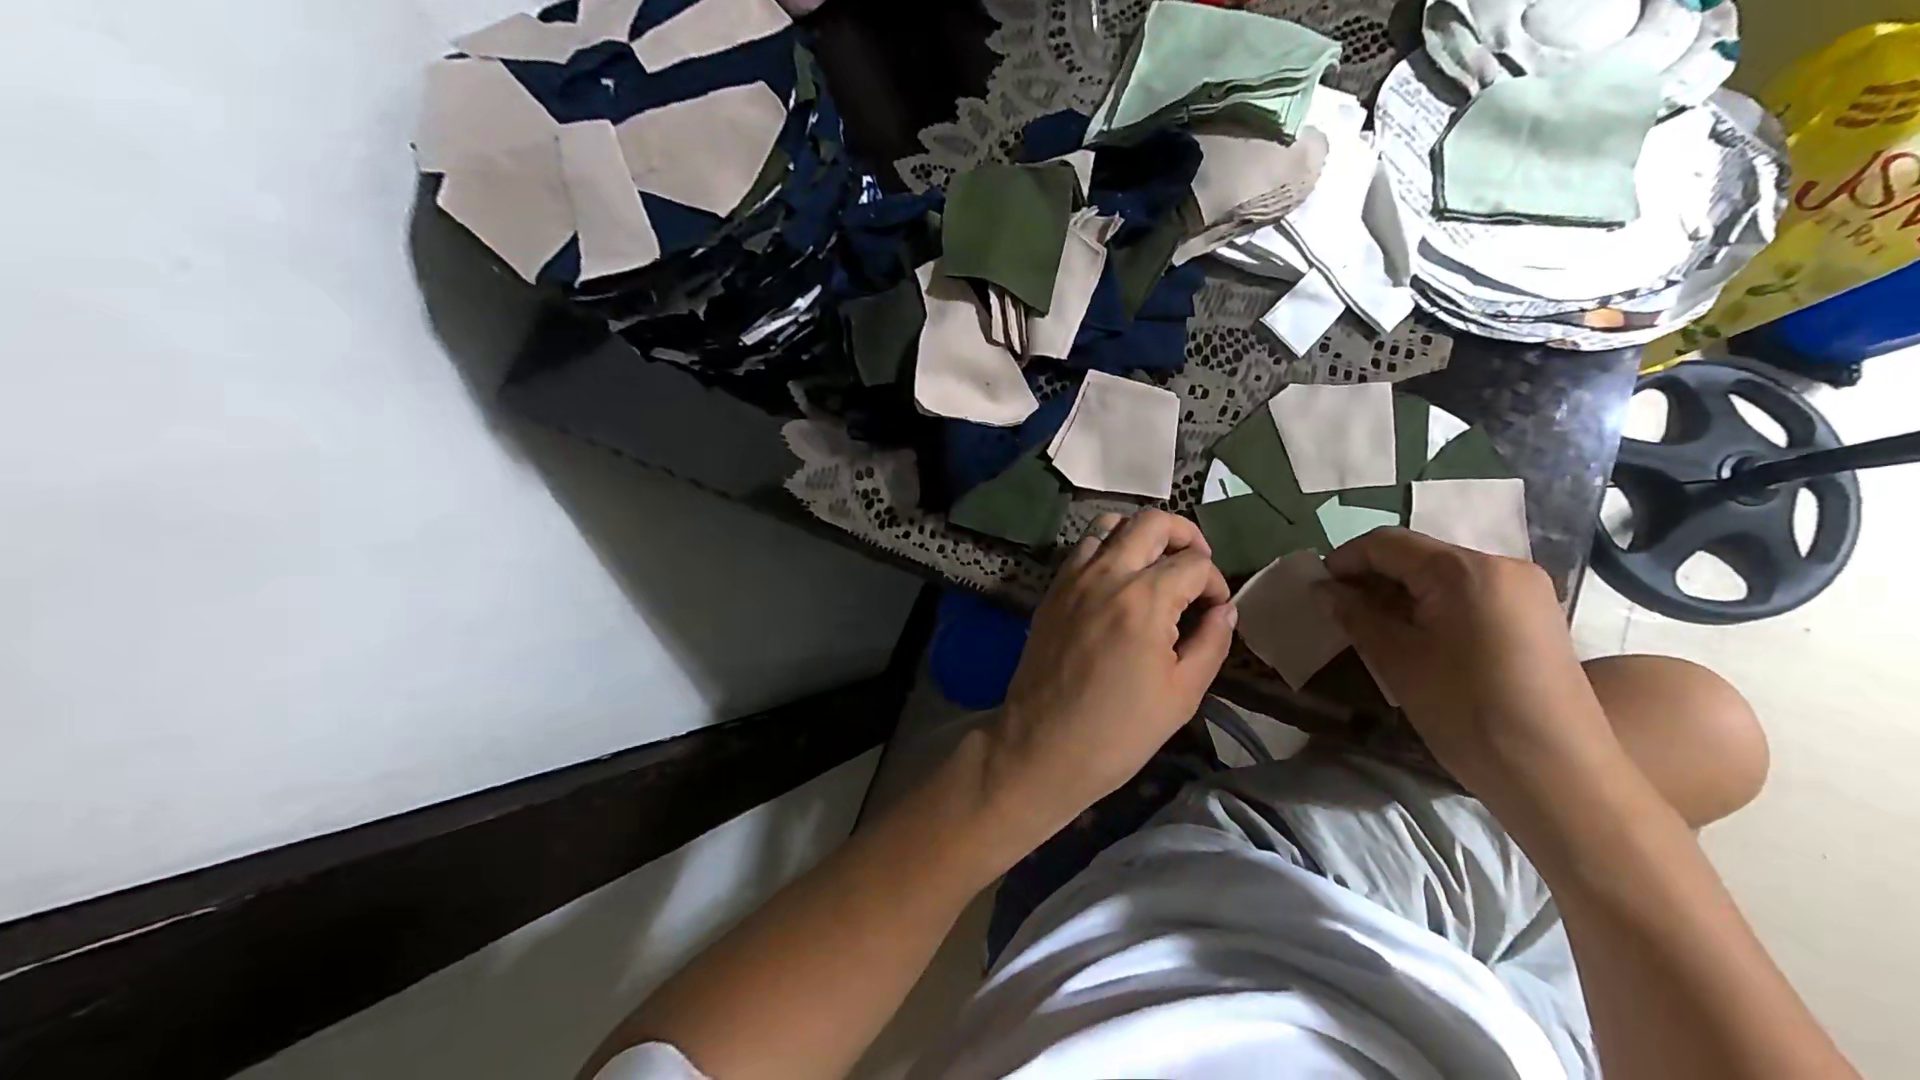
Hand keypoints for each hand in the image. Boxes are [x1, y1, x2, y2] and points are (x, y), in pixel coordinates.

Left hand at [982, 509, 1235, 835]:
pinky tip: (1119, 580)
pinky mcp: (1051, 590)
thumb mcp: (1182, 694)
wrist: (1042, 747)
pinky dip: (1108, 548)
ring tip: (1157, 566)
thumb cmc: (1118, 731)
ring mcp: (1073, 578)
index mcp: (1145, 599)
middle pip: (1153, 522)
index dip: (1216, 582)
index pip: (1194, 563)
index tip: (1216, 610)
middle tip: (1197, 566)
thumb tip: (1225, 609)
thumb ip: (1212, 642)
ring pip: (1111, 524)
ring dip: (1142, 535)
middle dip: (1186, 536)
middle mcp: (1107, 574)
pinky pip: (1083, 548)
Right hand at [1321, 528, 1613, 802]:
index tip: (1316, 590)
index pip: (1387, 544)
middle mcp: (1501, 565)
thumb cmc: (1466, 711)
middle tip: (1341, 611)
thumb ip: (1355, 614)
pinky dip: (1433, 606)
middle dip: (1373, 577)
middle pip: (1418, 555)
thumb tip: (1323, 589)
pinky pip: (1469, 594)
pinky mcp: (1536, 615)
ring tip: (1374, 627)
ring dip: (1401, 593)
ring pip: (1443, 575)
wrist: (1558, 775)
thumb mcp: (1397, 660)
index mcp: (1465, 570)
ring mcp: (1526, 590)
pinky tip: (1416, 637)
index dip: (1344, 561)